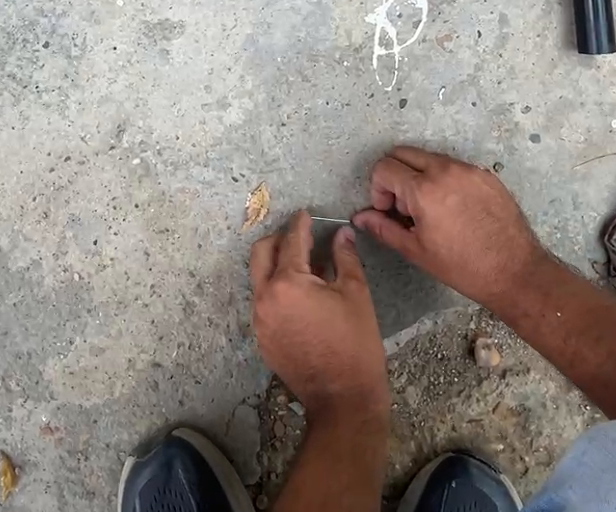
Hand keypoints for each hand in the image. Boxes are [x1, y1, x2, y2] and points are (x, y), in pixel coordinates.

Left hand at [249, 211, 390, 422]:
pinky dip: (276, 290)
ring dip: (276, 265)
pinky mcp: (261, 337)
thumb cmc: (355, 345)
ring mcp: (259, 319)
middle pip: (261, 253)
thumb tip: (341, 233)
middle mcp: (265, 297)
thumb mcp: (355, 294)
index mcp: (288, 283)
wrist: (343, 401)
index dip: (300, 224)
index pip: (291, 241)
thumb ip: (344, 258)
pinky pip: (263, 302)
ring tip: (304, 266)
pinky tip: (300, 295)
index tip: (305, 214)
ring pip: (259, 278)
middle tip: (299, 236)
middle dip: (278, 239)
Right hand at [351, 146, 553, 307]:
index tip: (388, 209)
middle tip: (403, 206)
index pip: (384, 167)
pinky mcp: (486, 174)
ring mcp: (468, 169)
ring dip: (418, 175)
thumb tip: (360, 217)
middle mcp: (444, 170)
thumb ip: (383, 228)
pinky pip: (453, 166)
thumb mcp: (416, 250)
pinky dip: (443, 179)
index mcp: (423, 189)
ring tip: (430, 209)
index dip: (378, 188)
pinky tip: (453, 208)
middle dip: (394, 175)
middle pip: (402, 153)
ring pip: (428, 157)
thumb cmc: (463, 266)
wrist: (516, 272)